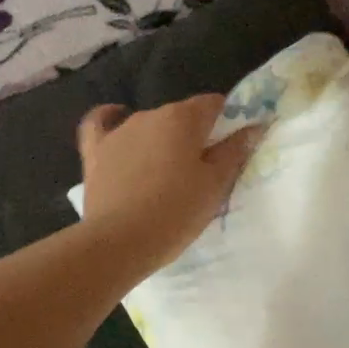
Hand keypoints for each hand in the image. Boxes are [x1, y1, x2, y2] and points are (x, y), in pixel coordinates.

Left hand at [76, 95, 260, 269]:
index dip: (227, 119)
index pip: (213, 104)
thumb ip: (234, 151)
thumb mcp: (215, 185)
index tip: (231, 145)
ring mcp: (118, 131)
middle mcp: (149, 115)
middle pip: (181, 116)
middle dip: (193, 135)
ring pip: (148, 125)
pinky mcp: (95, 151)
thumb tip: (253, 126)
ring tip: (166, 171)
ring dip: (161, 139)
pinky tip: (116, 122)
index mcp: (183, 119)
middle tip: (202, 169)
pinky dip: (110, 120)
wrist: (119, 243)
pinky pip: (101, 124)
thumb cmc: (176, 213)